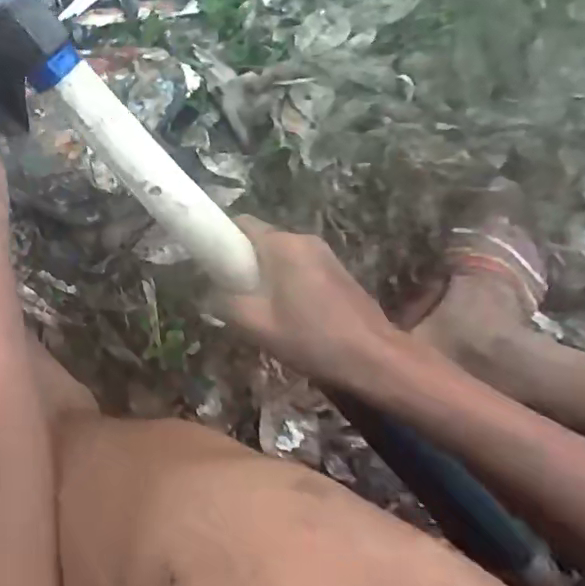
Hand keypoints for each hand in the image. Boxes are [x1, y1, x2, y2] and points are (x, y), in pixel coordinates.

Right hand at [217, 216, 402, 383]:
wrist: (379, 361)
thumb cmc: (312, 338)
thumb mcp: (254, 324)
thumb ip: (222, 302)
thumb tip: (206, 293)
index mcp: (281, 244)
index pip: (239, 223)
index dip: (220, 240)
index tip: (210, 266)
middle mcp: (303, 240)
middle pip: (260, 241)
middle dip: (243, 263)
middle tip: (234, 295)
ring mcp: (325, 255)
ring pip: (280, 257)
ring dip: (266, 276)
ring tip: (261, 310)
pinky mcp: (339, 273)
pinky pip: (300, 268)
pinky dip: (287, 284)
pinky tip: (290, 315)